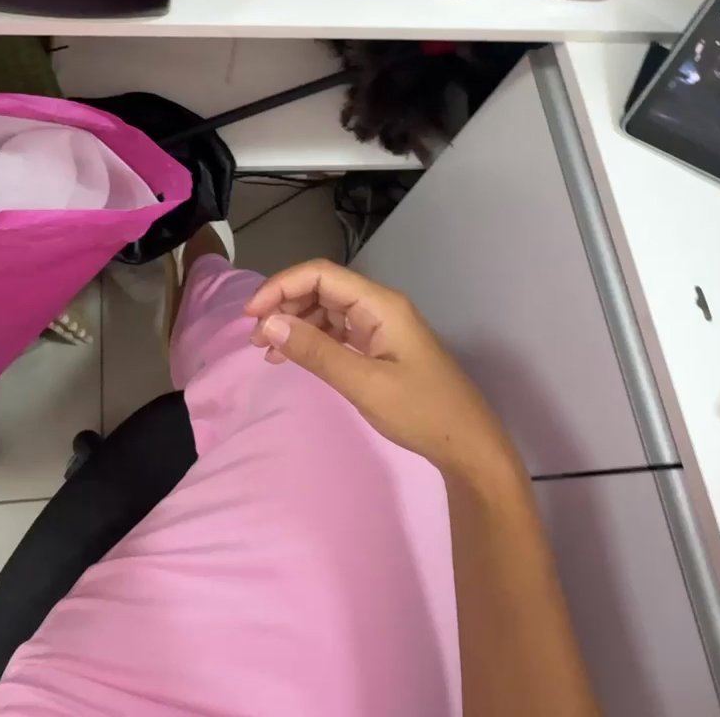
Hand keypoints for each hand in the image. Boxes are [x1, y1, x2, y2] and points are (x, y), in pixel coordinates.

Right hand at [245, 260, 522, 483]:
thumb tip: (268, 324)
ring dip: (295, 323)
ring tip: (267, 351)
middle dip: (284, 305)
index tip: (251, 315)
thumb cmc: (421, 411)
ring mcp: (380, 326)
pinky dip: (311, 339)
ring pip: (326, 309)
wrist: (468, 445)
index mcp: (380, 304)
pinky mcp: (379, 346)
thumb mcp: (363, 384)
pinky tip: (292, 357)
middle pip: (321, 287)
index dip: (281, 286)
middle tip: (255, 338)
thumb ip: (316, 352)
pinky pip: (337, 330)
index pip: (321, 274)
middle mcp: (379, 306)